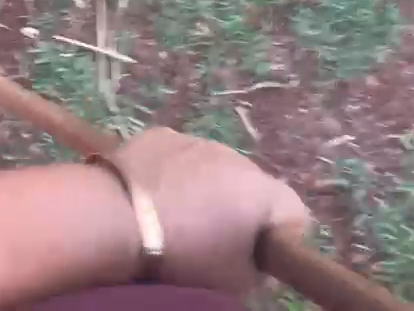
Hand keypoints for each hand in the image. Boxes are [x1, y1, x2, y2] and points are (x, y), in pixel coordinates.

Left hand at [110, 127, 309, 294]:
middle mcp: (233, 156)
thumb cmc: (185, 254)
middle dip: (242, 209)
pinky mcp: (160, 133)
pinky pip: (181, 155)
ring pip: (215, 167)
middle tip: (215, 237)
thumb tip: (256, 257)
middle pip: (253, 185)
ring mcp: (194, 139)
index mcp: (261, 190)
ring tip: (178, 214)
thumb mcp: (237, 282)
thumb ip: (259, 268)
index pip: (296, 212)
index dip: (283, 238)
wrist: (117, 214)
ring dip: (208, 187)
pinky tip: (154, 192)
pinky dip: (176, 171)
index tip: (258, 256)